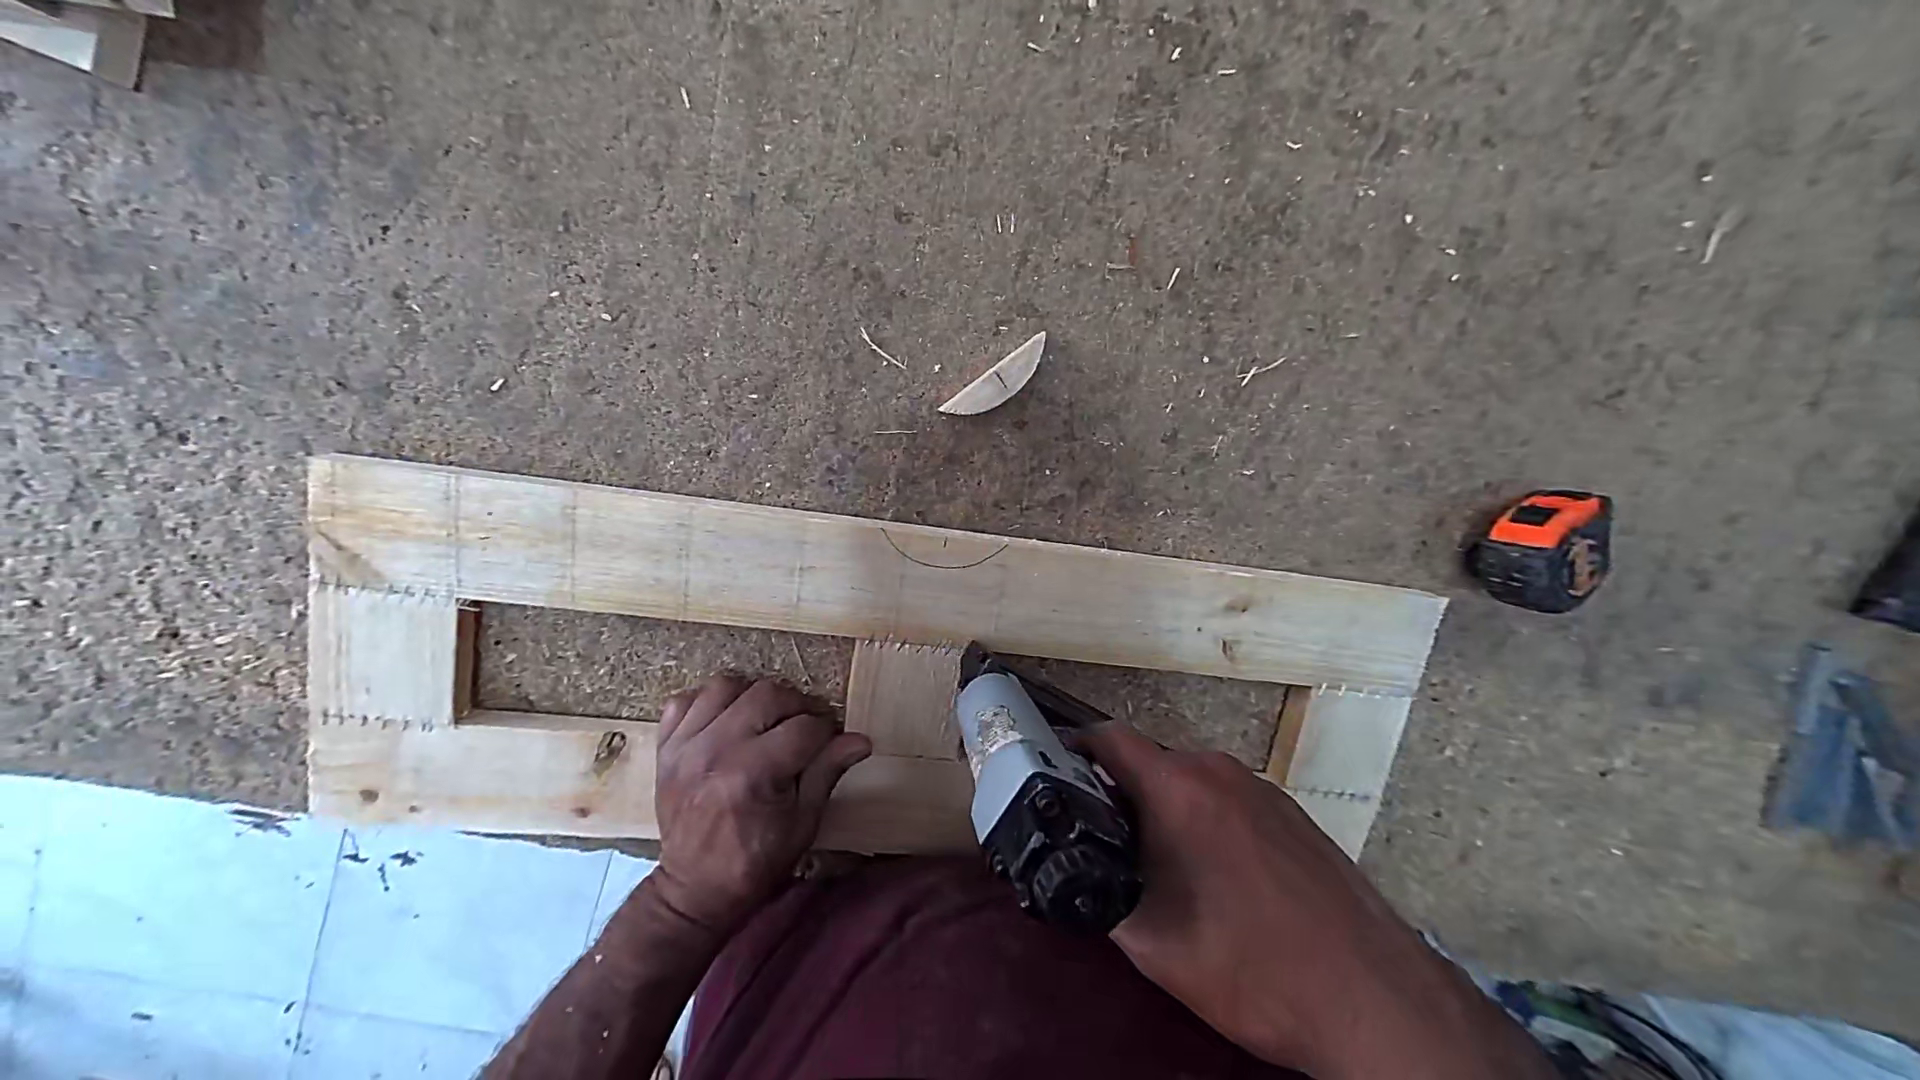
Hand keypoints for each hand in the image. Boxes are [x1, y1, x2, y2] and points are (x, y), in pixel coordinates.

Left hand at [650, 676, 871, 937]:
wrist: (695, 890)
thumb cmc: (756, 861)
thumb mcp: (803, 823)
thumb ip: (827, 772)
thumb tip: (860, 739)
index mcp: (752, 774)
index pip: (804, 727)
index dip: (827, 731)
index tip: (832, 741)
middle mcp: (716, 750)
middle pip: (768, 694)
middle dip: (797, 705)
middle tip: (806, 725)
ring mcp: (685, 746)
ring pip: (727, 686)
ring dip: (754, 696)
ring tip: (767, 718)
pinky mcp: (666, 748)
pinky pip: (685, 700)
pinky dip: (710, 703)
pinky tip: (727, 721)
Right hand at [1076, 723, 1554, 1079]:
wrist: (1378, 1001)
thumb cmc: (1257, 969)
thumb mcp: (1155, 944)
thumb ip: (1101, 895)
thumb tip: (1074, 875)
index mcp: (1180, 789)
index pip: (1108, 739)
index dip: (1072, 748)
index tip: (1054, 773)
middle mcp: (1220, 772)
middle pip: (1148, 763)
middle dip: (1120, 796)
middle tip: (1108, 844)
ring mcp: (1262, 789)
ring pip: (1190, 782)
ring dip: (1165, 811)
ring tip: (1164, 869)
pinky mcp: (1291, 812)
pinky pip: (1227, 799)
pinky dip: (1205, 821)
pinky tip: (1218, 877)